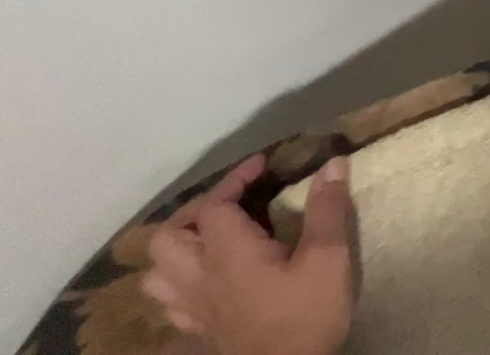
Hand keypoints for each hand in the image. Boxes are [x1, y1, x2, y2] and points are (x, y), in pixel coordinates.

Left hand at [143, 155, 356, 354]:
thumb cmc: (308, 312)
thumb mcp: (329, 256)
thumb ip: (327, 208)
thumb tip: (332, 162)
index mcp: (229, 255)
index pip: (212, 207)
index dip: (234, 179)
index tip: (264, 164)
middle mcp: (199, 278)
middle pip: (169, 237)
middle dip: (198, 209)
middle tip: (235, 199)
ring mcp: (191, 307)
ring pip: (157, 270)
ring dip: (179, 245)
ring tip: (214, 234)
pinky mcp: (196, 328)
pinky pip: (167, 297)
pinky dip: (178, 277)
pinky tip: (206, 274)